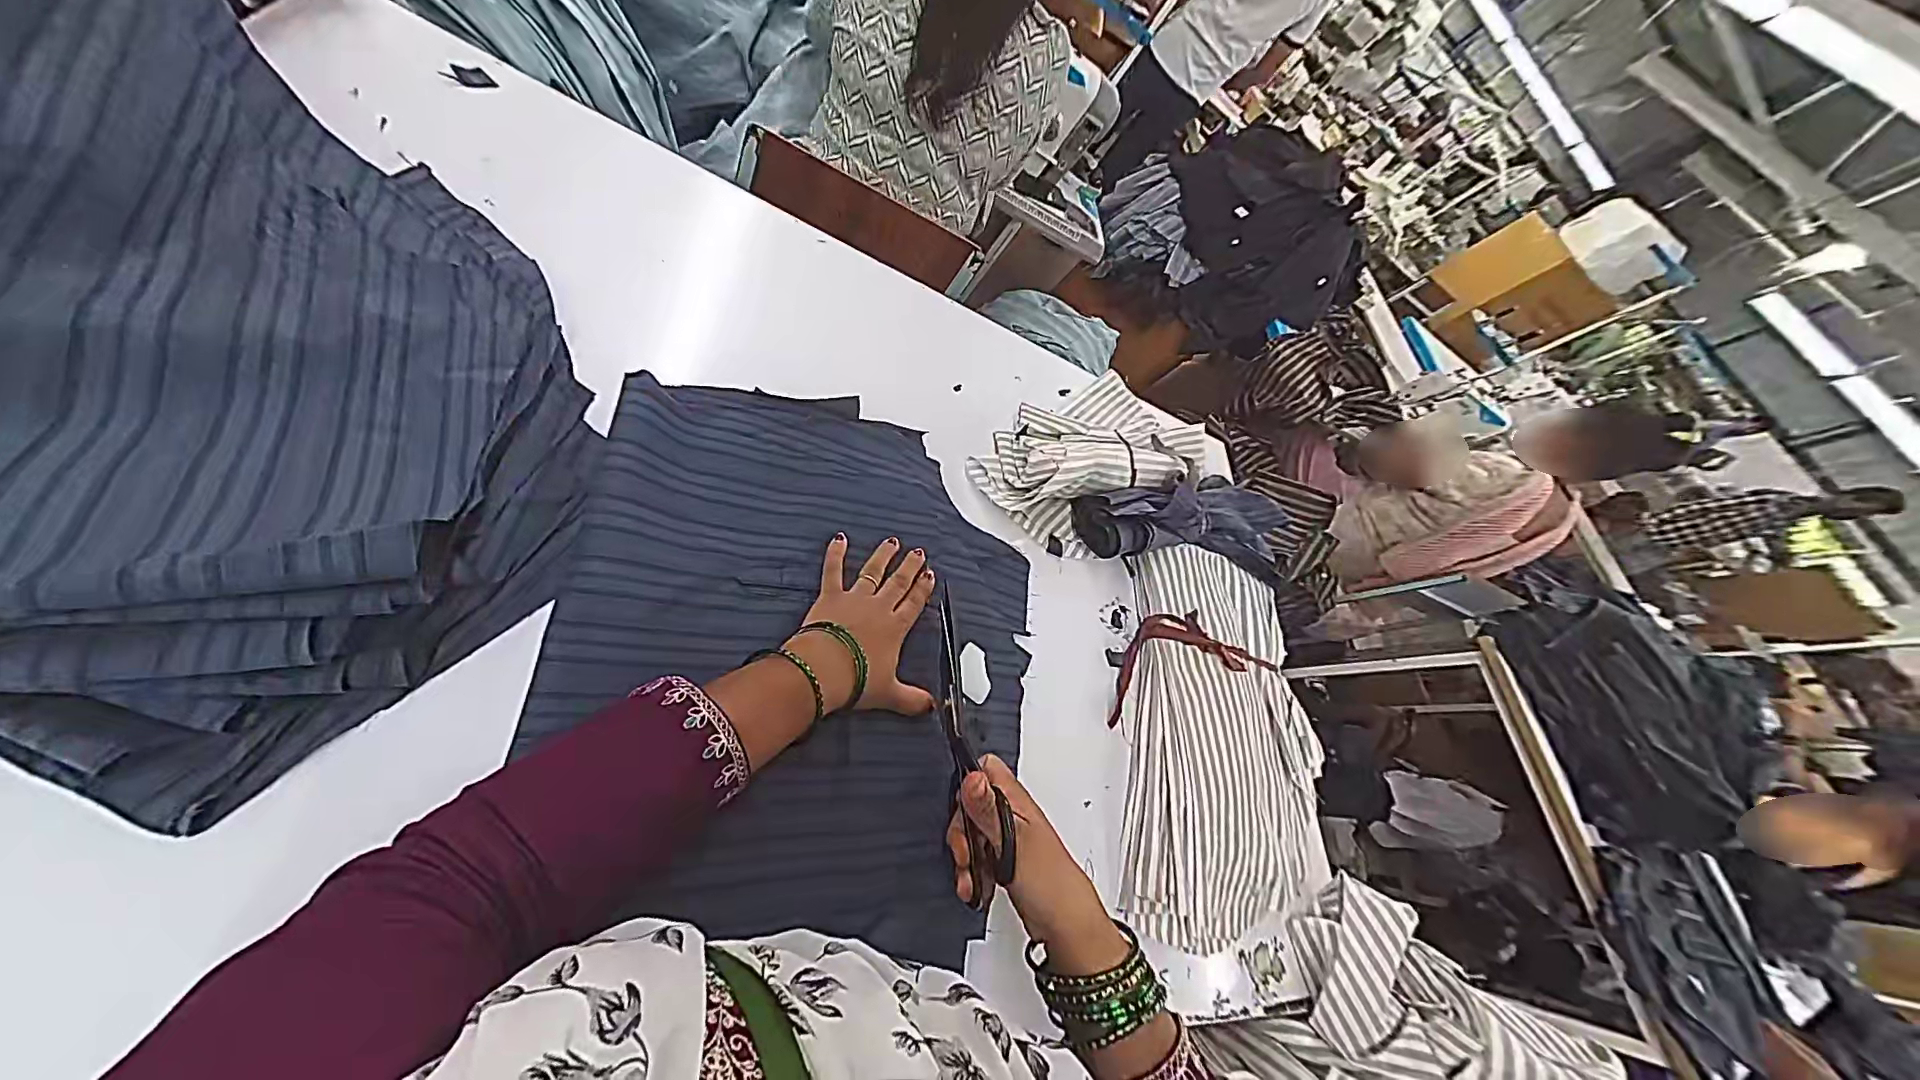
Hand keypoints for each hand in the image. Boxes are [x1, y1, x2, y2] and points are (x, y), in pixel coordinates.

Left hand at [799, 533, 936, 714]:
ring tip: (892, 542)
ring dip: (883, 556)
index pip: (914, 603)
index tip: (930, 575)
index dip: (923, 588)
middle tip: (918, 553)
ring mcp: (855, 599)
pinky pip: (834, 571)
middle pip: (899, 583)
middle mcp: (879, 609)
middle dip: (910, 567)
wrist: (826, 669)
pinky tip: (839, 539)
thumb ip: (912, 699)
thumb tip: (930, 708)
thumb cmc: (857, 681)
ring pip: (873, 572)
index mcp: (896, 628)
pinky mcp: (830, 597)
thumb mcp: (890, 694)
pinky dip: (835, 554)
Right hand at [948, 755, 1125, 973]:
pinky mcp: (1003, 860)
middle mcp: (1012, 814)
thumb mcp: (1013, 842)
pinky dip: (971, 870)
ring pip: (971, 832)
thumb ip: (988, 809)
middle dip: (961, 830)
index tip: (964, 812)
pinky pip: (976, 856)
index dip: (967, 785)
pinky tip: (975, 884)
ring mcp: (1008, 838)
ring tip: (971, 875)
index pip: (984, 769)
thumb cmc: (1051, 883)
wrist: (1065, 927)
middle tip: (967, 851)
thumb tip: (972, 777)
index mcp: (1017, 801)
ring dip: (965, 856)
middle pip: (970, 804)